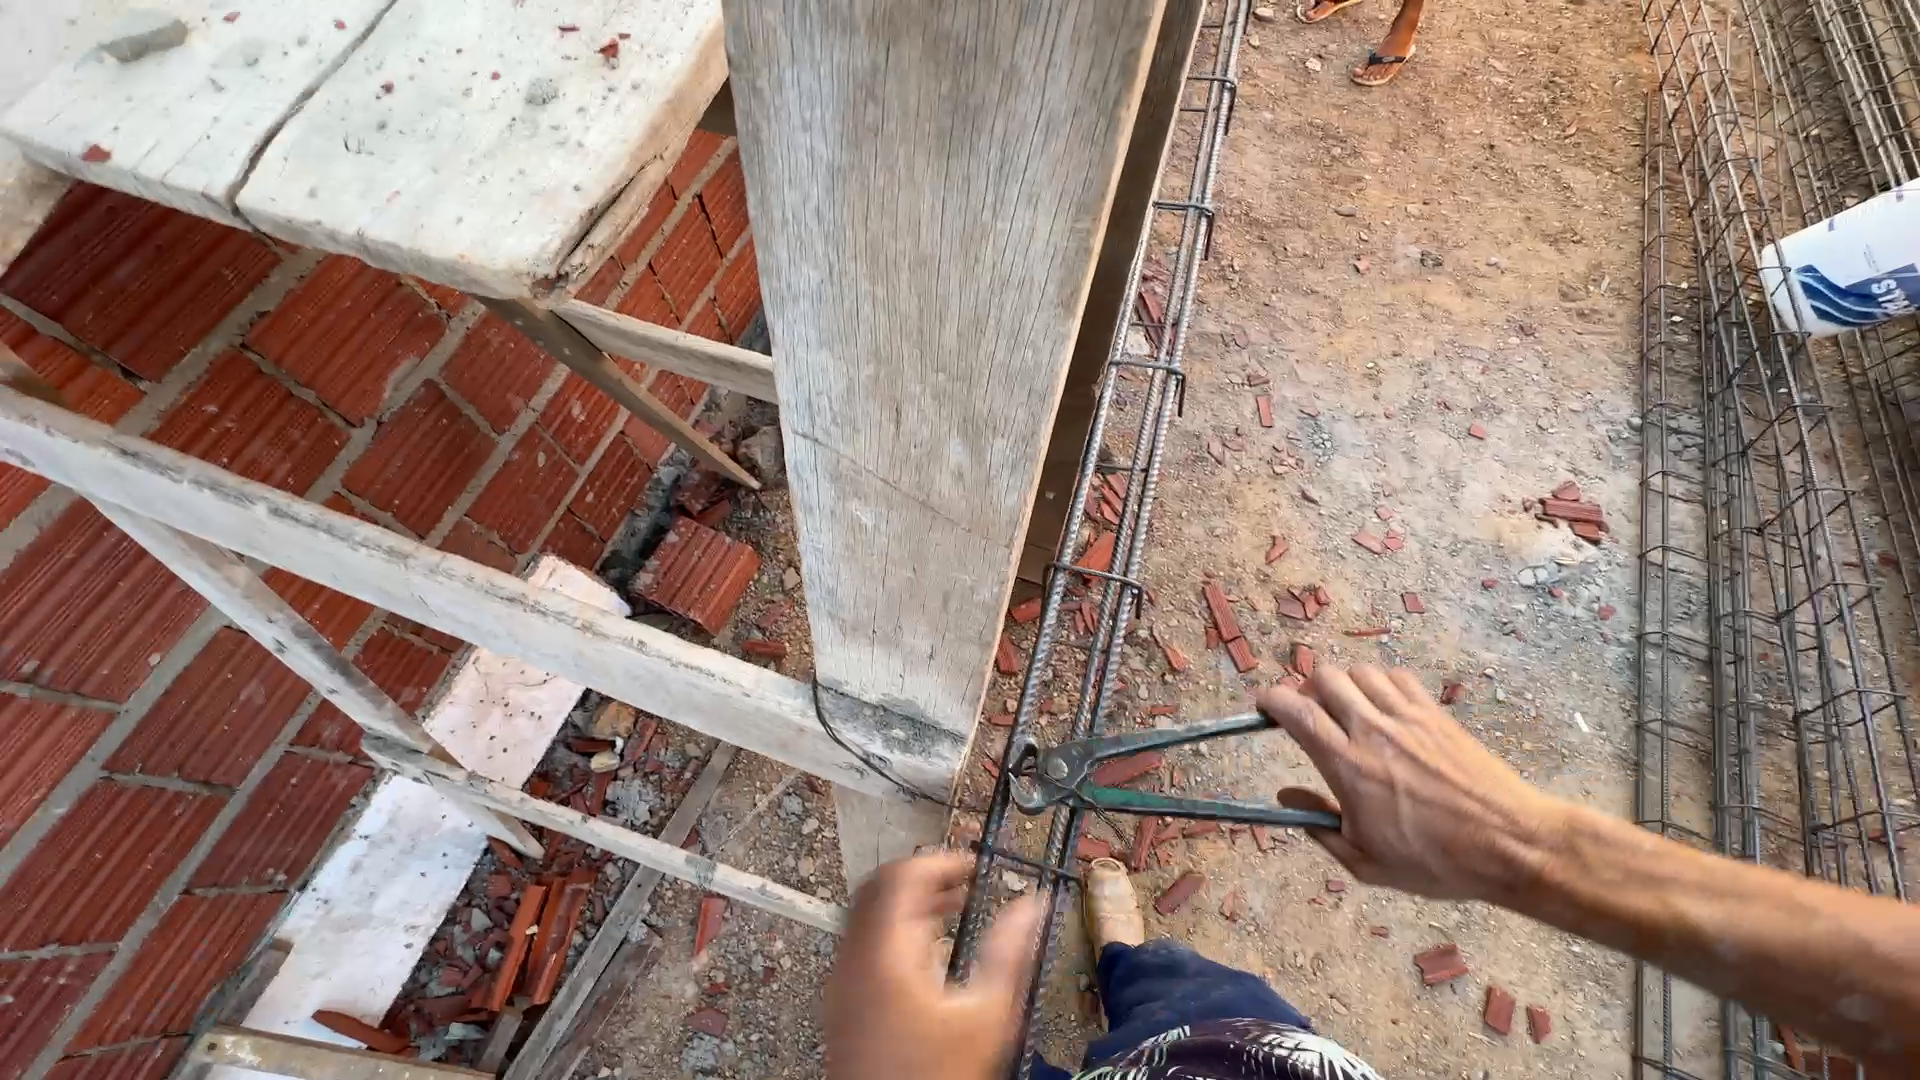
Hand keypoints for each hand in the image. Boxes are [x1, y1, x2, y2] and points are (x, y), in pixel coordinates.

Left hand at [825, 851, 1043, 1079]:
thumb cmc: (936, 1077)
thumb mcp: (986, 1015)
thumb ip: (1009, 951)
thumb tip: (1033, 905)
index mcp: (884, 951)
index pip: (902, 875)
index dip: (939, 860)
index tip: (972, 866)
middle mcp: (854, 956)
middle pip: (880, 886)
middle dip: (924, 875)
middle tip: (963, 880)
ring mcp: (842, 979)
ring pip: (870, 911)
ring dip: (910, 900)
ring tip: (954, 907)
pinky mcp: (842, 999)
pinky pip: (864, 940)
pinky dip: (894, 928)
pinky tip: (930, 949)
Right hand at [1255, 666, 1569, 902]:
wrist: (1516, 846)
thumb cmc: (1437, 862)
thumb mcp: (1366, 862)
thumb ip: (1318, 827)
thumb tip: (1285, 796)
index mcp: (1348, 766)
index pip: (1296, 711)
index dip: (1271, 700)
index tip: (1264, 707)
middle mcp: (1372, 731)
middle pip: (1323, 677)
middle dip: (1305, 688)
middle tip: (1309, 712)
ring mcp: (1407, 717)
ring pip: (1358, 671)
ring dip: (1343, 684)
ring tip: (1347, 708)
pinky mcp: (1436, 714)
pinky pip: (1396, 677)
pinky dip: (1380, 683)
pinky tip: (1384, 707)